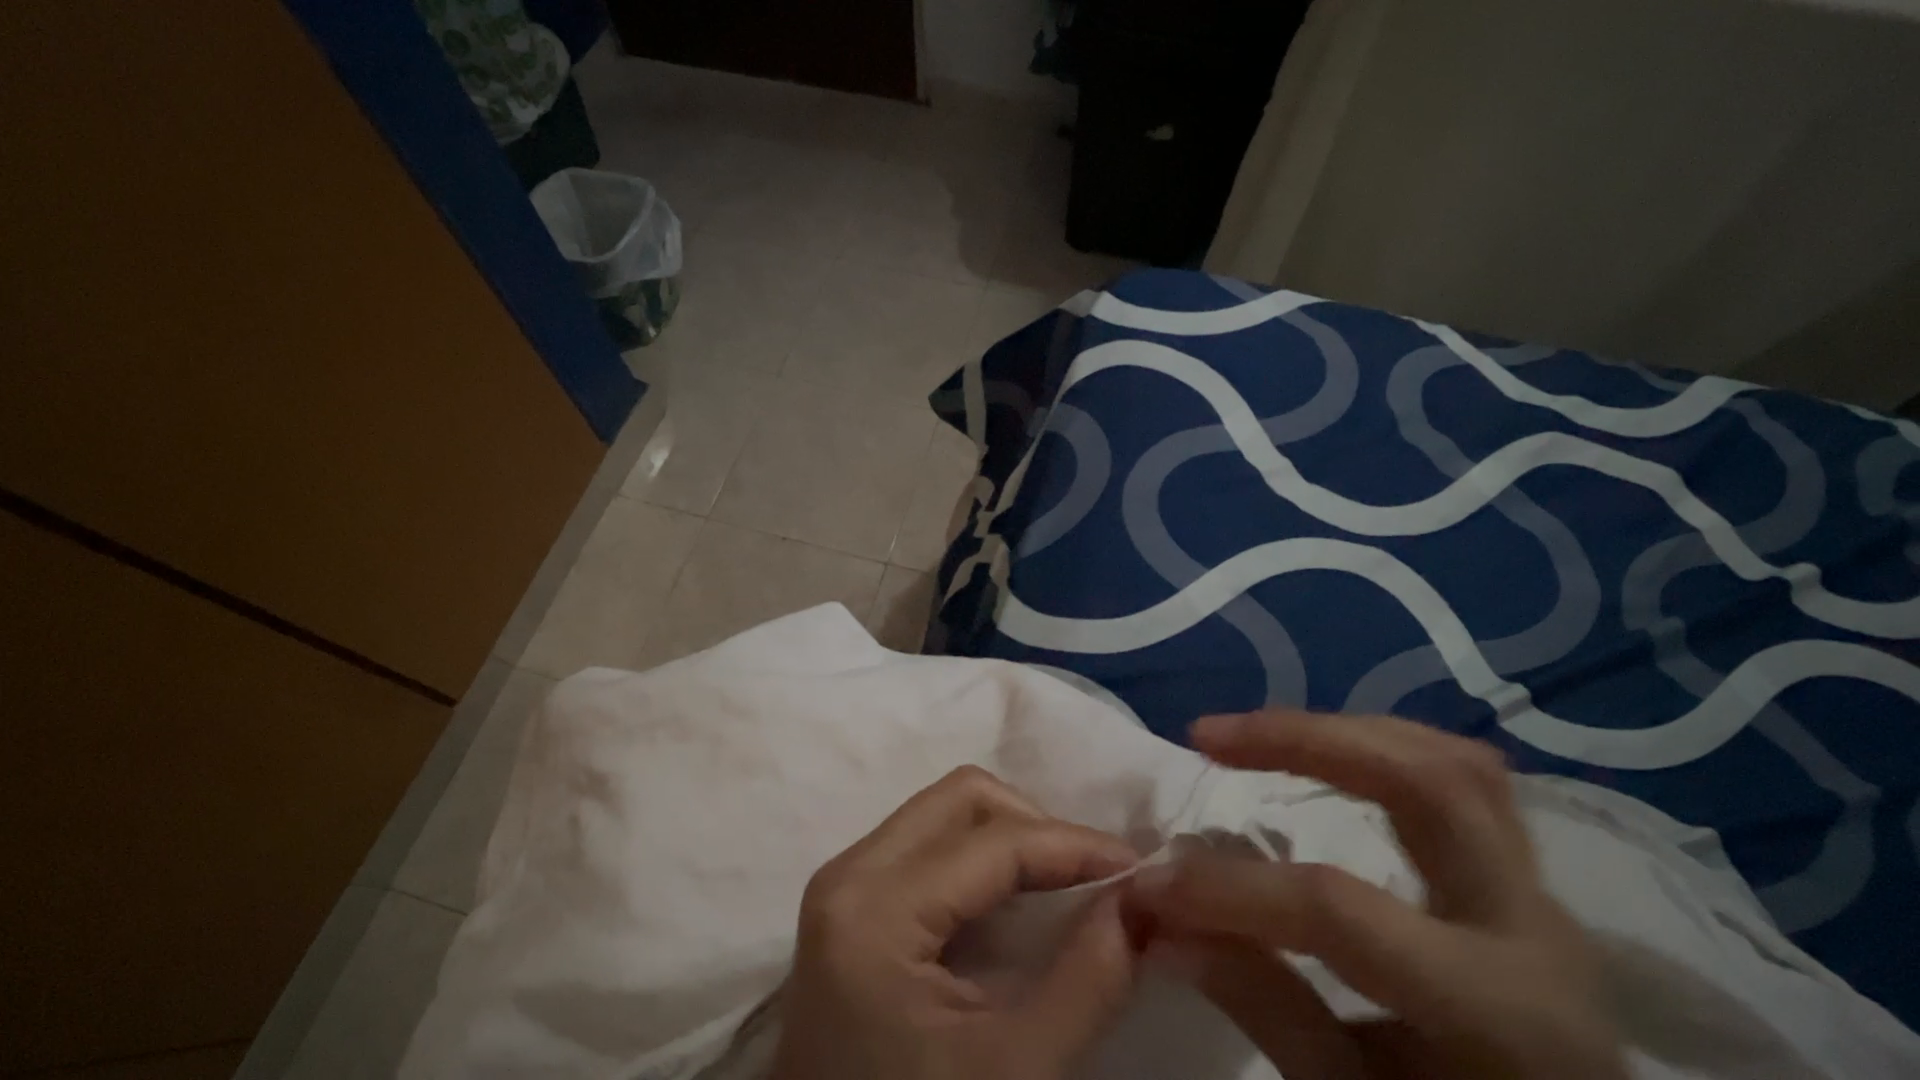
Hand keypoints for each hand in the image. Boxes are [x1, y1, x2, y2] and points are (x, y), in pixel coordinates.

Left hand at [772, 766, 1143, 1079]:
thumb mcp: (1016, 1070)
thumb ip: (1089, 979)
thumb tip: (1140, 901)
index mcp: (873, 909)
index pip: (994, 840)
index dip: (1077, 846)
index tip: (1142, 872)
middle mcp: (848, 874)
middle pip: (961, 799)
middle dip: (1039, 827)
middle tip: (1095, 880)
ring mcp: (843, 886)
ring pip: (944, 815)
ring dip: (1012, 839)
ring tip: (1068, 891)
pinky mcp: (850, 907)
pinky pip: (927, 847)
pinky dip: (983, 861)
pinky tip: (1020, 906)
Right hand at [1130, 710, 1627, 1079]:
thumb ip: (1267, 1008)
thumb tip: (1167, 925)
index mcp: (1495, 1008)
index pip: (1341, 910)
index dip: (1234, 887)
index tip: (1151, 881)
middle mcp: (1533, 927)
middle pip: (1426, 784)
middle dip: (1304, 743)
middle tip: (1209, 736)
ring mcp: (1541, 894)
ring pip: (1453, 762)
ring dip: (1346, 732)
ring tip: (1260, 735)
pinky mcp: (1526, 883)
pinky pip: (1464, 782)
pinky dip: (1384, 752)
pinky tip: (1327, 758)